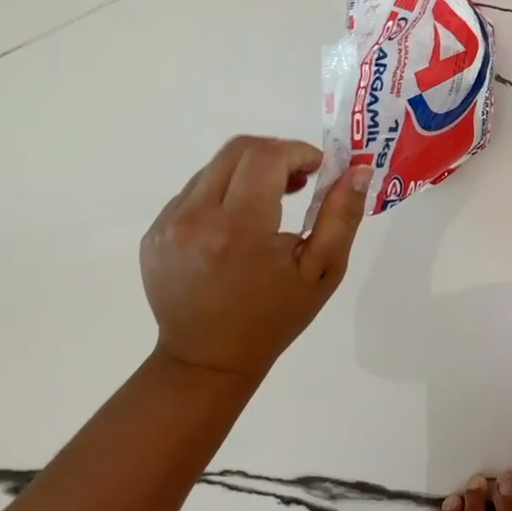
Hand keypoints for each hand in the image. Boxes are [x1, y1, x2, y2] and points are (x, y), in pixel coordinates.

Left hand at [140, 136, 371, 382]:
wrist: (207, 360)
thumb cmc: (275, 316)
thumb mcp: (323, 270)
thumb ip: (342, 215)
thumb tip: (357, 170)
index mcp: (238, 228)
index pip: (266, 156)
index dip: (299, 152)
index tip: (319, 171)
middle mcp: (194, 218)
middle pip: (237, 150)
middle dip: (276, 154)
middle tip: (301, 181)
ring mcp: (167, 225)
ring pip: (214, 167)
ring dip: (249, 172)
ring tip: (273, 202)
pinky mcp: (154, 233)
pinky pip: (194, 191)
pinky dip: (225, 192)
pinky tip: (240, 224)